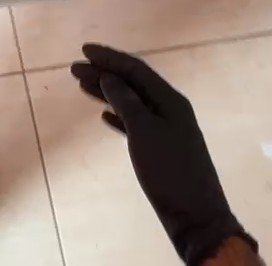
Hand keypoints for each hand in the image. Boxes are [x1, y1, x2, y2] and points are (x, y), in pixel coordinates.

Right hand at [70, 44, 252, 265]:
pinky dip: (118, 115)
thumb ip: (126, 101)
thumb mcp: (144, 131)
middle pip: (132, 83)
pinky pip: (135, 122)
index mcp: (169, 100)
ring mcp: (166, 129)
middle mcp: (169, 108)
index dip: (109, 57)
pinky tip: (103, 116)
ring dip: (107, 93)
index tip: (84, 51)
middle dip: (103, 73)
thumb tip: (110, 78)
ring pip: (132, 102)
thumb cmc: (169, 171)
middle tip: (75, 69)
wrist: (196, 219)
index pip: (135, 69)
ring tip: (82, 86)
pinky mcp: (161, 149)